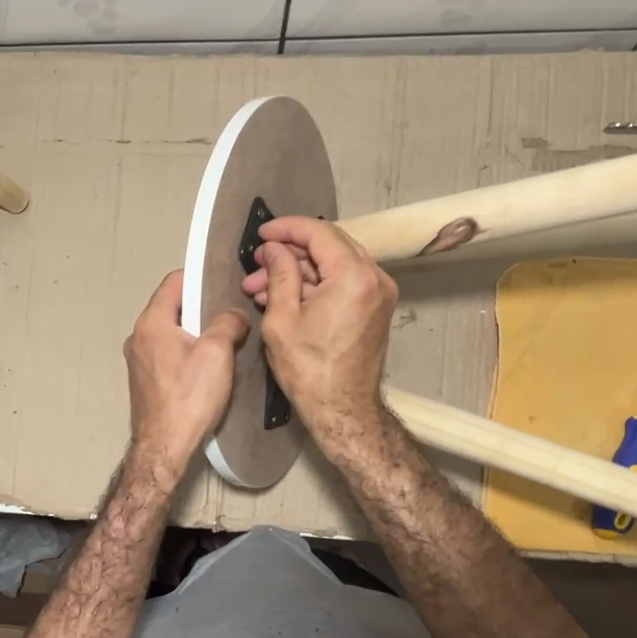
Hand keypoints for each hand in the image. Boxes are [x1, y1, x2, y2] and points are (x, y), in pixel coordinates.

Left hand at [123, 270, 248, 480]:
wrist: (164, 446)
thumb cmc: (189, 397)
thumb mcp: (217, 353)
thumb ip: (227, 323)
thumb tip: (234, 315)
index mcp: (152, 322)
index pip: (175, 281)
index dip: (201, 278)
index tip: (225, 285)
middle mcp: (138, 336)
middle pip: (173, 306)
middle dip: (201, 307)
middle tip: (230, 315)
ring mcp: (138, 359)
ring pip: (171, 331)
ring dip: (195, 332)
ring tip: (223, 341)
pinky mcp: (144, 379)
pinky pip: (167, 352)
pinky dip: (186, 351)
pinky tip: (206, 365)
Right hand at [241, 216, 398, 440]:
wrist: (342, 409)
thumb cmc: (309, 370)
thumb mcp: (282, 319)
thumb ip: (279, 275)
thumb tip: (273, 250)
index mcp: (353, 276)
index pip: (319, 233)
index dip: (286, 229)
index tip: (261, 234)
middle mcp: (375, 278)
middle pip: (330, 245)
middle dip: (290, 252)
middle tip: (257, 264)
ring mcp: (379, 293)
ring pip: (335, 264)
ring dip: (299, 271)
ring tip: (261, 286)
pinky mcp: (375, 308)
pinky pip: (343, 282)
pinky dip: (315, 285)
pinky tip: (285, 296)